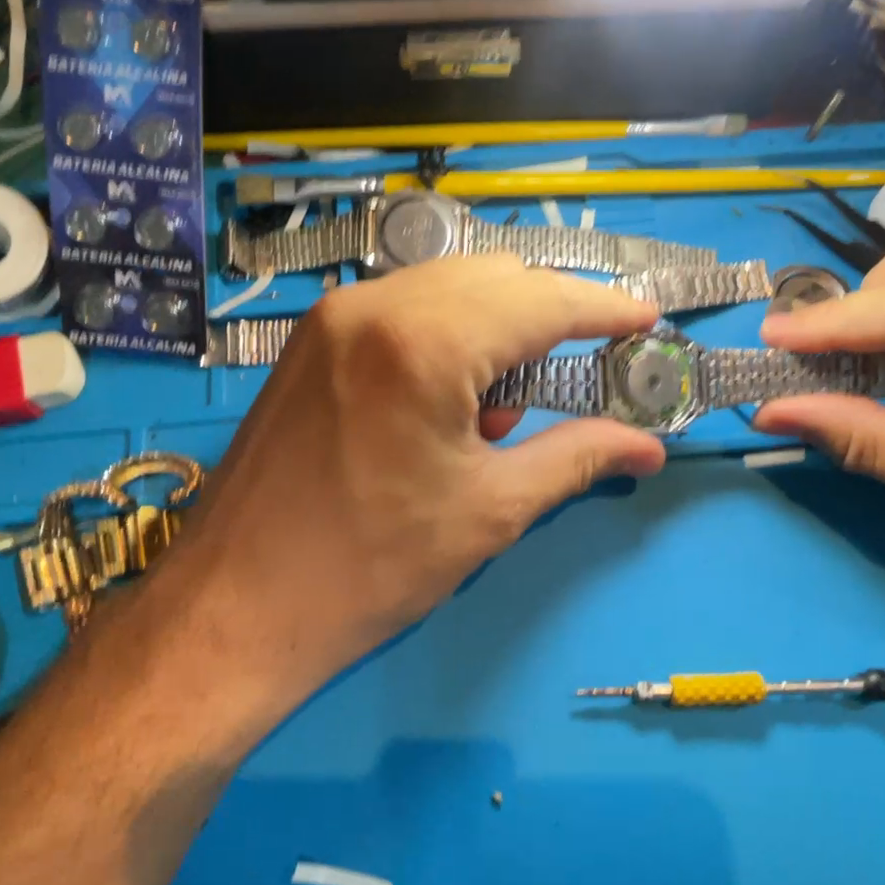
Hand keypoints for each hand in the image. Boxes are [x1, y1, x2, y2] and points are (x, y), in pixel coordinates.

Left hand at [164, 256, 666, 690]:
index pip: (541, 301)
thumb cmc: (371, 567)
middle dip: (552, 315)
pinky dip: (448, 334)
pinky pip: (404, 308)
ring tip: (502, 410)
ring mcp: (333, 316)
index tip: (647, 319)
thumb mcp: (489, 511)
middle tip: (587, 369)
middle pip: (496, 278)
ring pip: (448, 287)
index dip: (604, 307)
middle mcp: (375, 305)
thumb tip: (647, 447)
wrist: (237, 606)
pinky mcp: (311, 340)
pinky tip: (448, 400)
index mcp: (425, 342)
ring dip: (498, 326)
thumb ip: (576, 458)